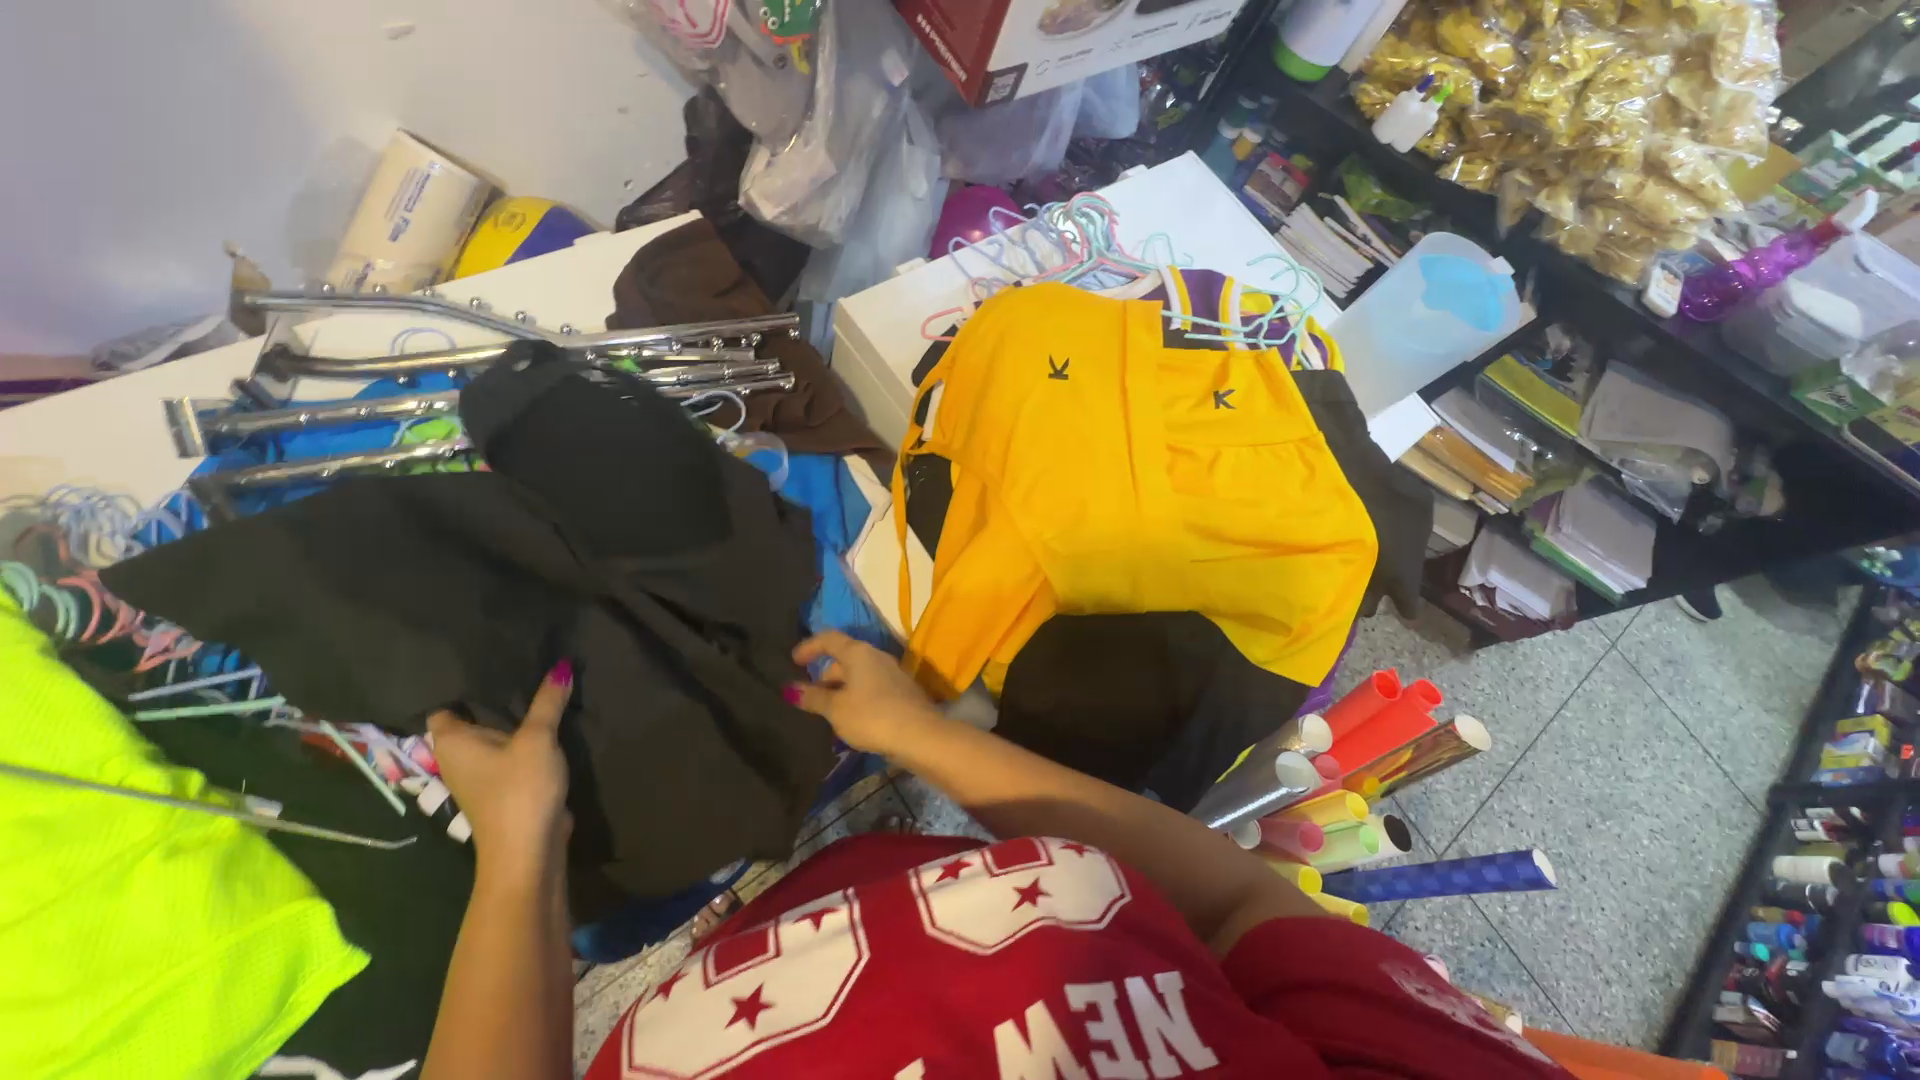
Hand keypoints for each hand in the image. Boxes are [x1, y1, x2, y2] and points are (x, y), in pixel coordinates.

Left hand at [428, 661, 572, 879]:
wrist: (528, 849)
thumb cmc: (519, 788)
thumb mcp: (538, 738)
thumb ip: (548, 702)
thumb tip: (562, 665)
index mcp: (451, 743)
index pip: (443, 709)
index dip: (459, 691)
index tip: (484, 668)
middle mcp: (457, 759)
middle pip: (470, 723)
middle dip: (491, 703)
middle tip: (518, 670)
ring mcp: (479, 778)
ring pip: (491, 742)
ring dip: (510, 725)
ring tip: (535, 693)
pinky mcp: (502, 791)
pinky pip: (508, 758)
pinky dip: (521, 746)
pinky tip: (545, 730)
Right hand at [788, 631, 944, 754]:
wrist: (920, 736)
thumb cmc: (871, 716)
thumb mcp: (836, 709)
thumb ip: (813, 697)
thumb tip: (791, 688)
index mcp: (858, 652)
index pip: (829, 638)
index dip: (809, 647)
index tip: (793, 661)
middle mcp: (877, 656)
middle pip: (844, 658)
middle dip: (825, 675)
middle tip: (810, 697)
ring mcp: (892, 673)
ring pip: (859, 675)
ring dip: (841, 689)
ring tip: (828, 712)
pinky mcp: (902, 692)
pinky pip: (871, 688)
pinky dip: (856, 698)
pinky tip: (852, 719)